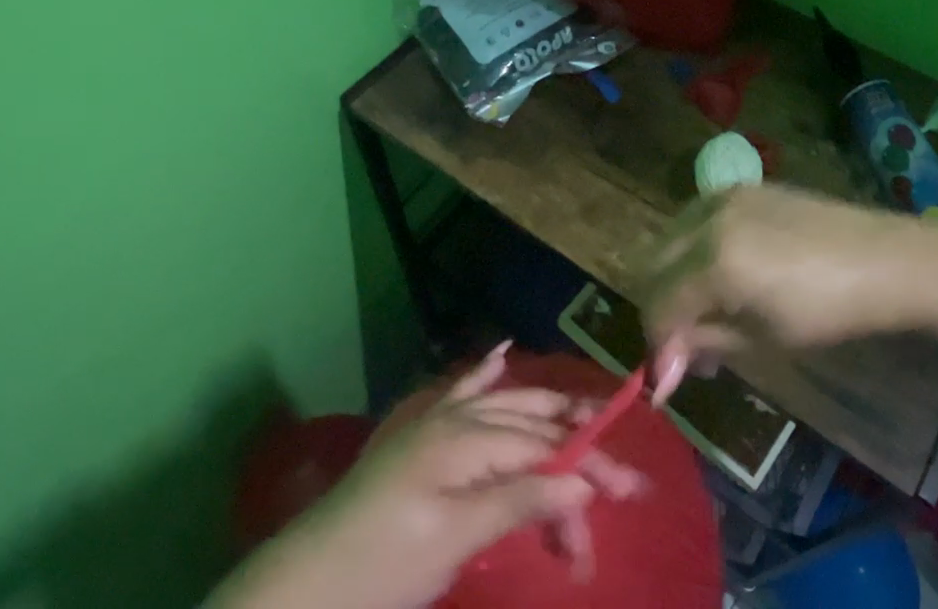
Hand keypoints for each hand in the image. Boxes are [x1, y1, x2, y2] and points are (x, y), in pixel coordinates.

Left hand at [218, 343, 640, 608]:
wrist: (304, 581)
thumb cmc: (381, 565)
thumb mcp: (454, 539)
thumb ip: (519, 500)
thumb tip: (583, 482)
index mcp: (464, 439)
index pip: (546, 446)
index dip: (592, 467)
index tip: (633, 494)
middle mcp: (455, 419)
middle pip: (534, 423)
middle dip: (582, 444)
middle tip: (625, 478)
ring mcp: (435, 425)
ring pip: (509, 414)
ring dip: (549, 431)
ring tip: (588, 439)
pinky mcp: (421, 440)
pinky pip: (461, 395)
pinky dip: (484, 377)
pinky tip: (500, 355)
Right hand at [643, 184, 937, 403]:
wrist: (888, 261)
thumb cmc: (832, 311)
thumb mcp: (764, 337)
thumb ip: (707, 342)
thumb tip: (665, 373)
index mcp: (715, 262)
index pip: (662, 306)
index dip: (660, 347)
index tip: (667, 382)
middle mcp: (709, 221)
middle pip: (655, 267)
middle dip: (662, 311)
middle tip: (686, 351)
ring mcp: (725, 198)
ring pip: (671, 241)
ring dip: (674, 279)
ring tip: (706, 315)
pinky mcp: (744, 189)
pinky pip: (697, 220)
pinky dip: (694, 251)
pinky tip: (722, 277)